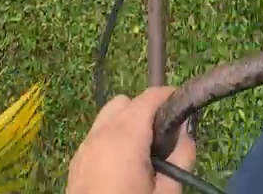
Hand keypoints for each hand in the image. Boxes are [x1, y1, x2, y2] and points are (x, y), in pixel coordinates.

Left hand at [66, 88, 196, 193]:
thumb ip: (182, 158)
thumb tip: (186, 134)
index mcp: (125, 136)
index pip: (150, 97)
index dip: (169, 96)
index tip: (182, 108)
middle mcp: (101, 133)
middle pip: (127, 102)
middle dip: (146, 111)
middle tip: (162, 138)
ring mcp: (85, 147)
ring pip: (109, 116)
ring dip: (127, 123)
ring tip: (142, 152)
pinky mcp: (76, 163)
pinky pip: (97, 135)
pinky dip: (111, 138)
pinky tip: (121, 166)